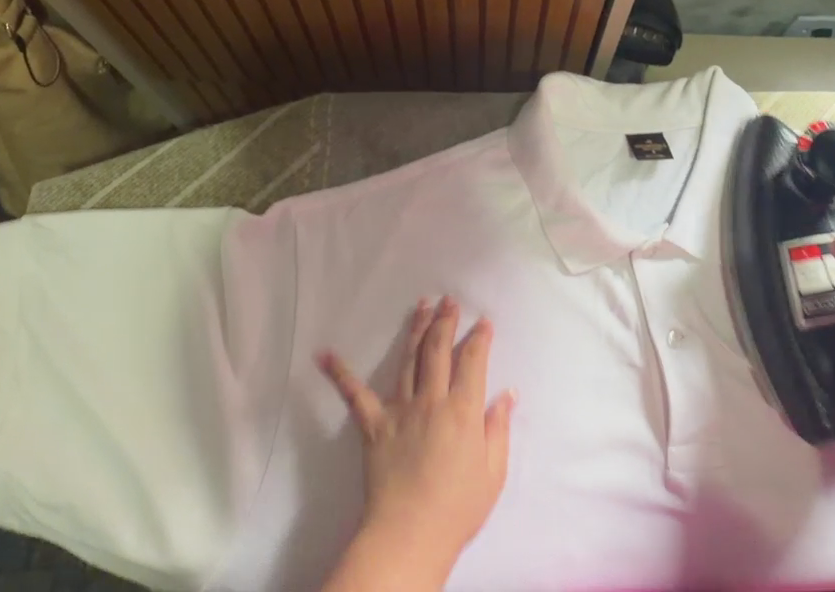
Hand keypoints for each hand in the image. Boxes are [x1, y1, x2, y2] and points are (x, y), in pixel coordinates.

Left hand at [318, 296, 515, 573]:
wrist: (409, 534)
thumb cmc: (458, 508)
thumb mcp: (493, 472)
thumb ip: (499, 429)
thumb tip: (507, 395)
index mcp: (464, 411)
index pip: (473, 361)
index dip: (479, 338)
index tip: (483, 321)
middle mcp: (432, 400)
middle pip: (439, 350)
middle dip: (445, 321)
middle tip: (449, 300)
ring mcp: (400, 409)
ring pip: (408, 360)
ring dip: (415, 329)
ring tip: (421, 305)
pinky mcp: (374, 424)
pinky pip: (355, 395)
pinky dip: (340, 373)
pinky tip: (326, 354)